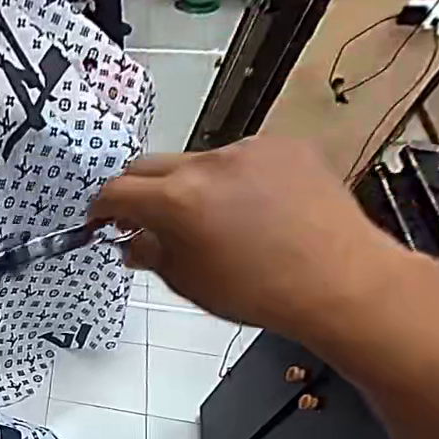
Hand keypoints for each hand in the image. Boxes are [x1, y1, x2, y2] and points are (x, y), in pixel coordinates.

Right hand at [91, 137, 438, 332]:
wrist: (337, 281)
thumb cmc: (264, 291)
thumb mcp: (189, 283)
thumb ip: (152, 255)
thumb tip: (136, 242)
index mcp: (178, 200)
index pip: (118, 191)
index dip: (101, 208)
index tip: (101, 219)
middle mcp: (209, 164)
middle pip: (150, 166)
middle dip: (138, 193)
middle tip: (140, 220)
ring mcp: (248, 150)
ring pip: (196, 163)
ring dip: (187, 188)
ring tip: (208, 225)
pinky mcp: (282, 146)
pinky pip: (239, 159)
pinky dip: (229, 182)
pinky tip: (247, 213)